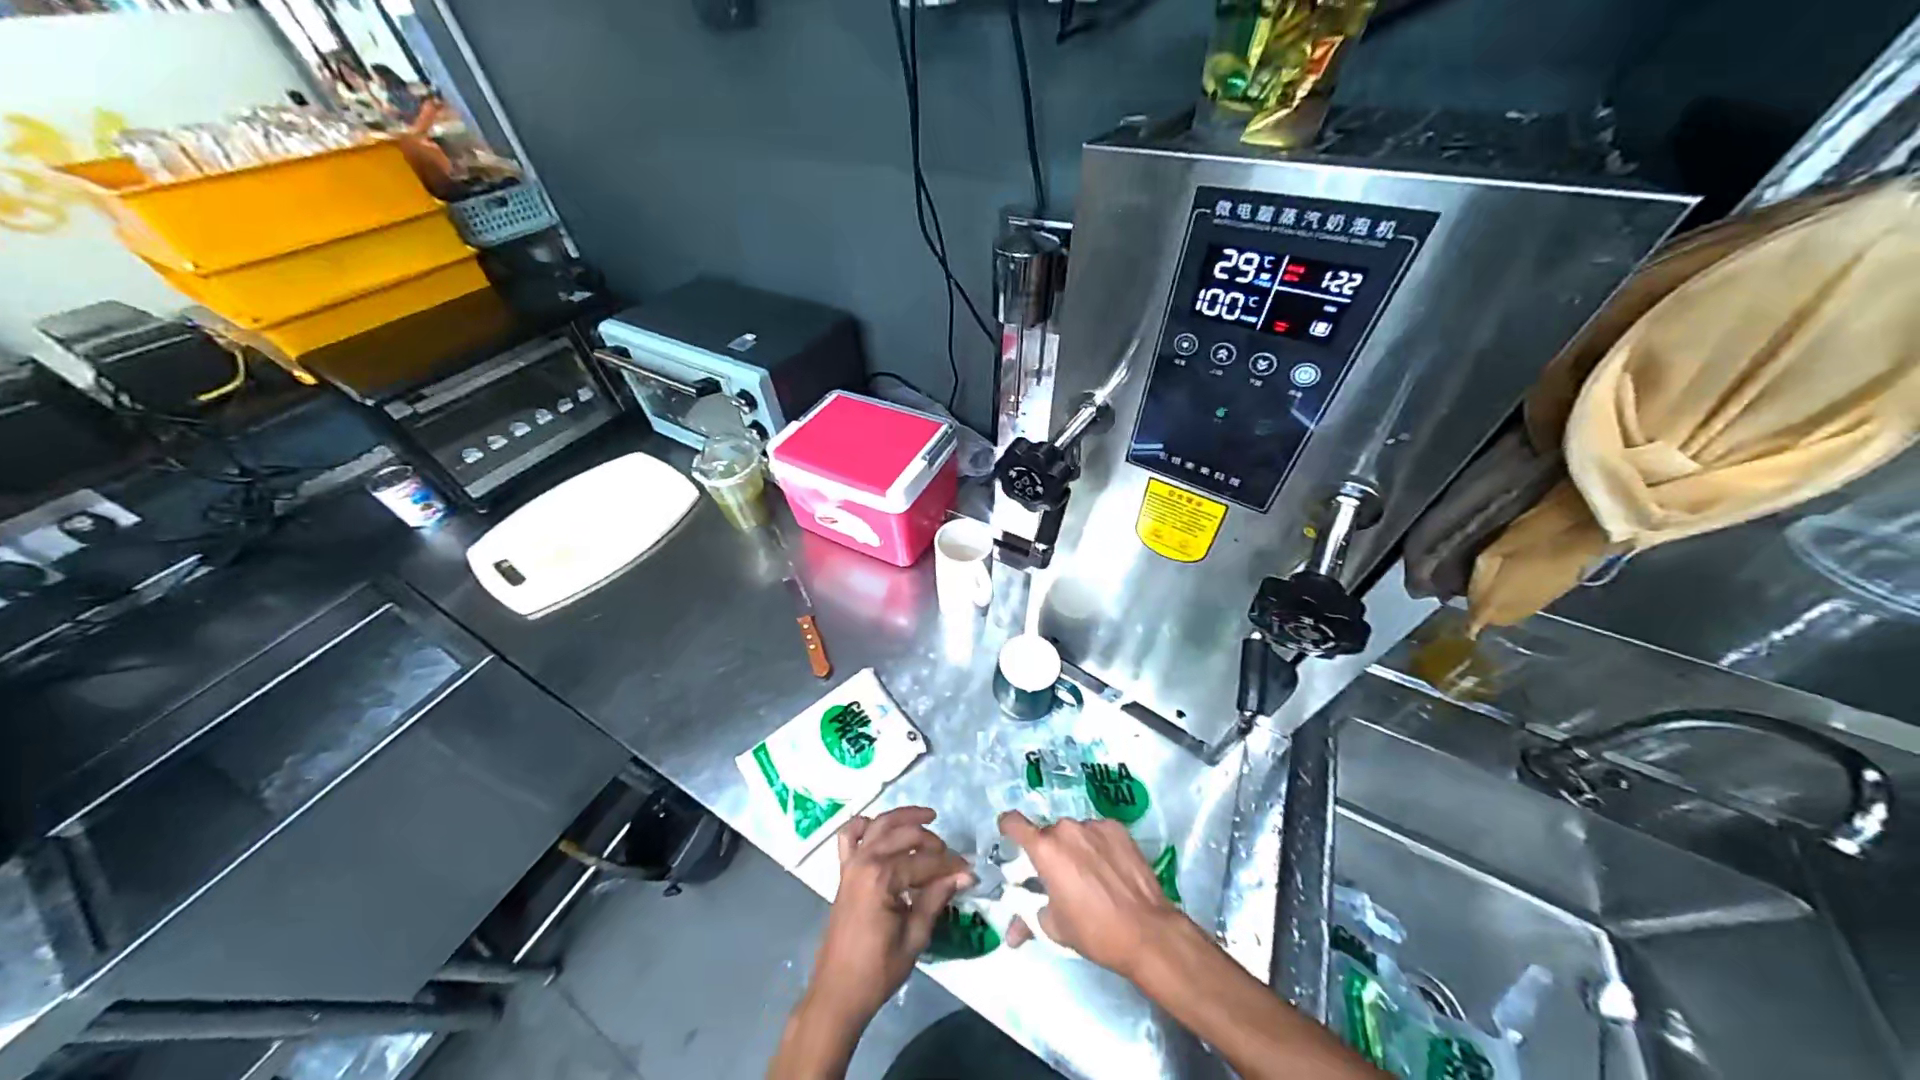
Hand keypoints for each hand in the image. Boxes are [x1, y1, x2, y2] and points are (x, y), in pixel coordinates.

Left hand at [805, 806, 972, 1027]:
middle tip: (952, 858)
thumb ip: (937, 898)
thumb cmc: (878, 970)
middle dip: (933, 842)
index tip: (969, 872)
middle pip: (905, 835)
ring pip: (881, 825)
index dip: (950, 865)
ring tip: (929, 818)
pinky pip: (850, 836)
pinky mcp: (844, 871)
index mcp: (882, 878)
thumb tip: (964, 875)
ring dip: (904, 818)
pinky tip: (881, 826)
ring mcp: (851, 863)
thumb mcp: (914, 937)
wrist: (838, 991)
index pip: (925, 861)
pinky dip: (864, 825)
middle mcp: (865, 861)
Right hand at [996, 811, 1186, 978]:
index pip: (1014, 822)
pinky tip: (1109, 870)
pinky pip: (1098, 833)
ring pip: (1075, 833)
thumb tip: (1012, 934)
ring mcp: (1095, 826)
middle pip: (1048, 833)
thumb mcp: (1054, 928)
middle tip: (1059, 877)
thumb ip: (1027, 921)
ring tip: (1090, 876)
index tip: (1010, 840)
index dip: (1008, 828)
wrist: (1147, 932)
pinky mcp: (1118, 829)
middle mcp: (1067, 829)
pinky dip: (1098, 846)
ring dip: (1075, 848)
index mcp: (1045, 849)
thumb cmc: (1094, 930)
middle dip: (1049, 851)